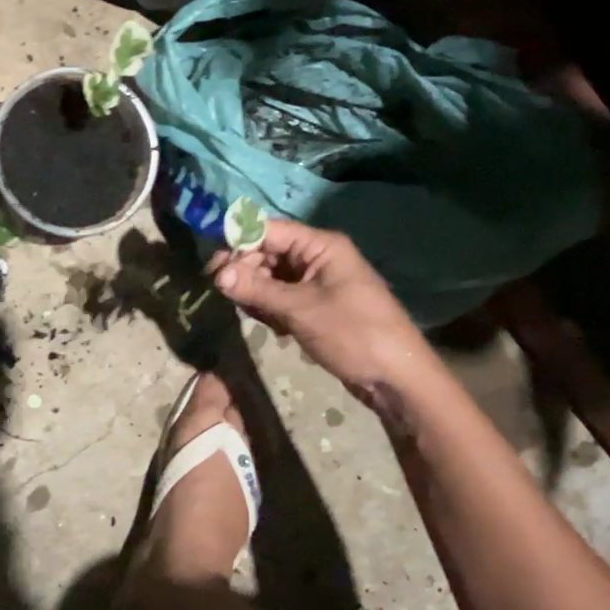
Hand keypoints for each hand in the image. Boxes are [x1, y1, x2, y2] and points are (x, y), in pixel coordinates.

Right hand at [207, 220, 433, 393]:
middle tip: (224, 293)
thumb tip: (218, 274)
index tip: (212, 267)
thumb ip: (257, 289)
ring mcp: (320, 283)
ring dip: (256, 291)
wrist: (397, 378)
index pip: (269, 231)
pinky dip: (271, 307)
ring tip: (250, 312)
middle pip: (268, 252)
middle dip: (245, 270)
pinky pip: (284, 297)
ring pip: (273, 277)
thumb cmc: (353, 334)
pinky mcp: (319, 307)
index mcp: (322, 246)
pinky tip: (271, 326)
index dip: (238, 244)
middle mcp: (320, 258)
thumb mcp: (300, 310)